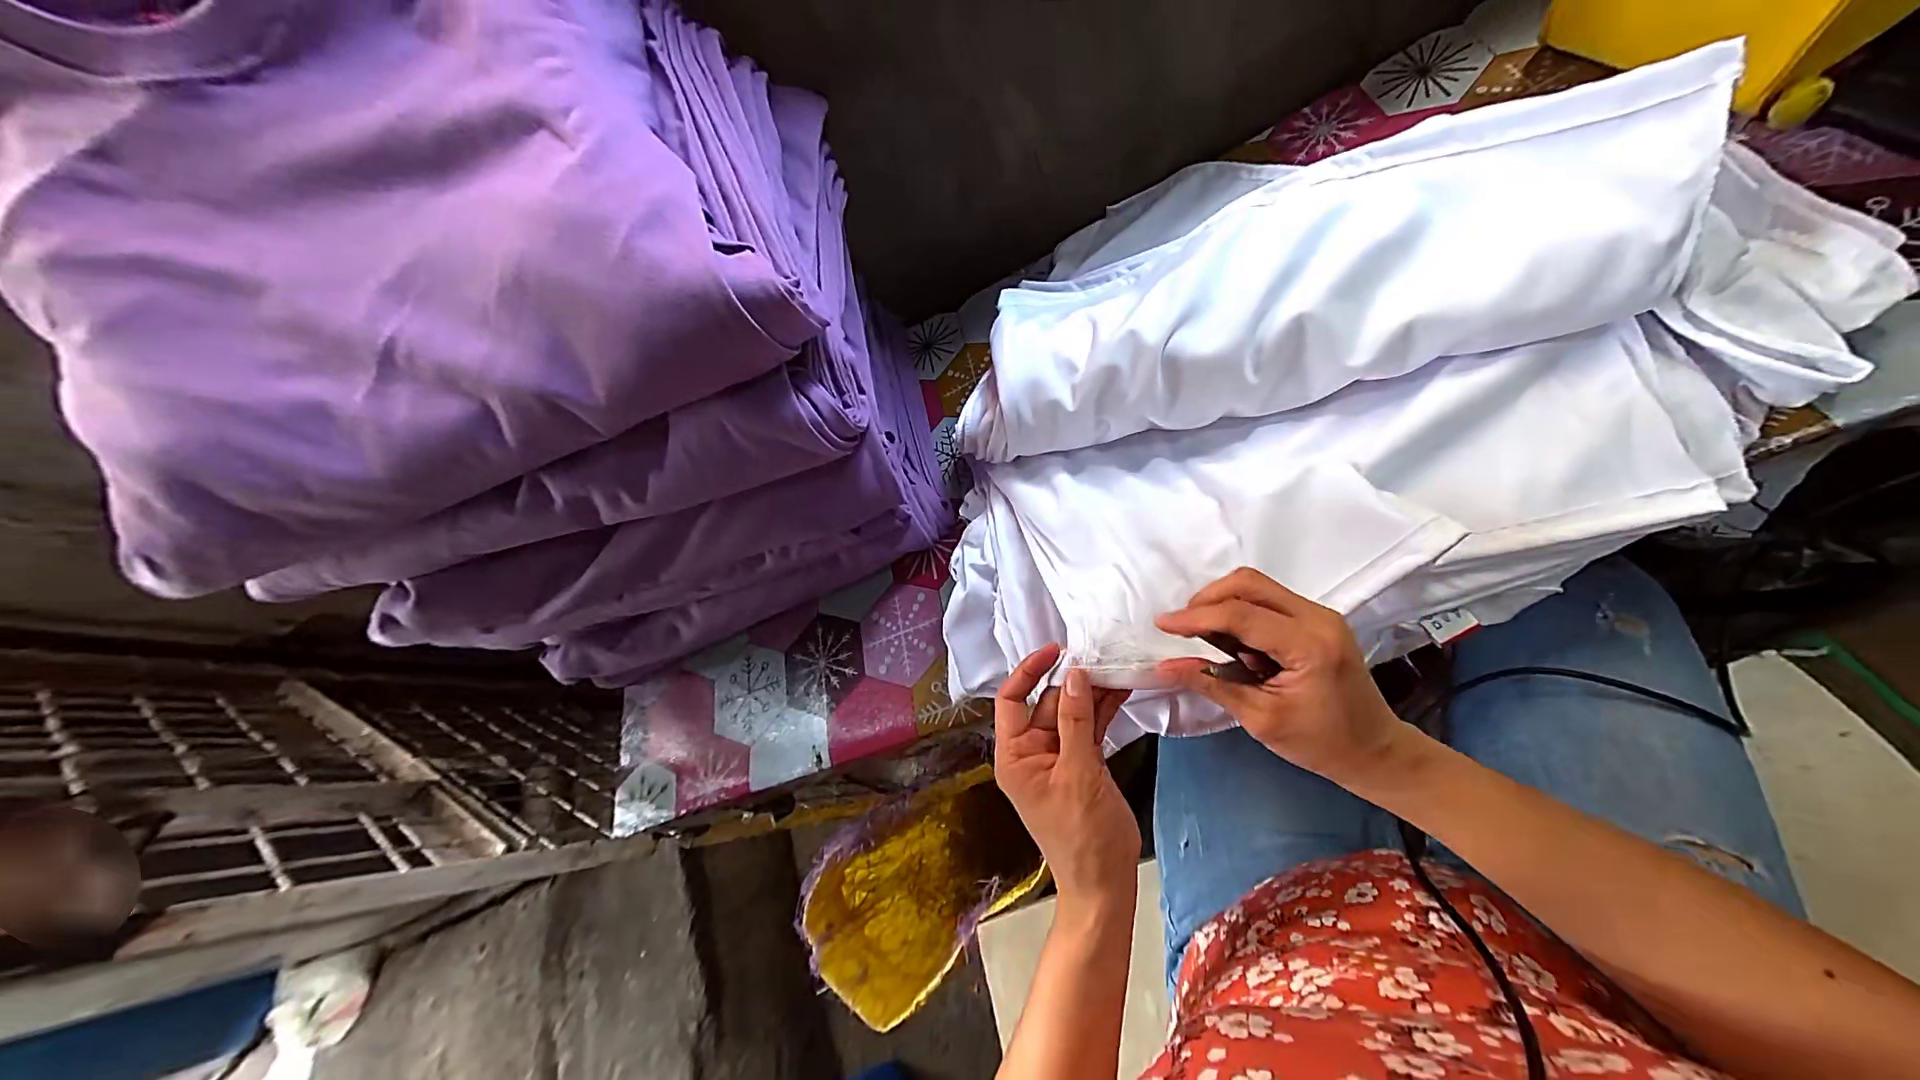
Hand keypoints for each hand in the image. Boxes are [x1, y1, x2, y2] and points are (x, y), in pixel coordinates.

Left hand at [994, 644, 1139, 907]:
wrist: (1105, 885)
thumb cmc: (1083, 836)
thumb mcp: (1079, 774)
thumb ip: (1075, 722)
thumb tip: (1073, 675)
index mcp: (1015, 756)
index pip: (1011, 700)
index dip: (1029, 671)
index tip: (1055, 651)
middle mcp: (1031, 753)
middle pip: (1048, 703)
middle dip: (1074, 682)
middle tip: (1104, 657)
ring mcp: (1058, 758)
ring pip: (1072, 714)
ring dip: (1093, 694)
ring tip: (1118, 669)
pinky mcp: (1082, 765)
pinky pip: (1088, 729)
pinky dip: (1103, 712)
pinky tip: (1122, 691)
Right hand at [1155, 568, 1411, 786]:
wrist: (1375, 751)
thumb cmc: (1320, 743)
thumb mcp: (1260, 719)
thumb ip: (1211, 684)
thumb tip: (1164, 667)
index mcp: (1309, 645)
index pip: (1240, 614)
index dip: (1195, 617)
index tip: (1162, 625)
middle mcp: (1318, 618)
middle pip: (1248, 584)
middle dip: (1207, 600)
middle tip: (1183, 628)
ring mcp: (1320, 615)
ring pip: (1257, 587)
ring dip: (1223, 604)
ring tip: (1205, 637)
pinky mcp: (1316, 620)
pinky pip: (1268, 600)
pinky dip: (1240, 612)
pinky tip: (1232, 642)